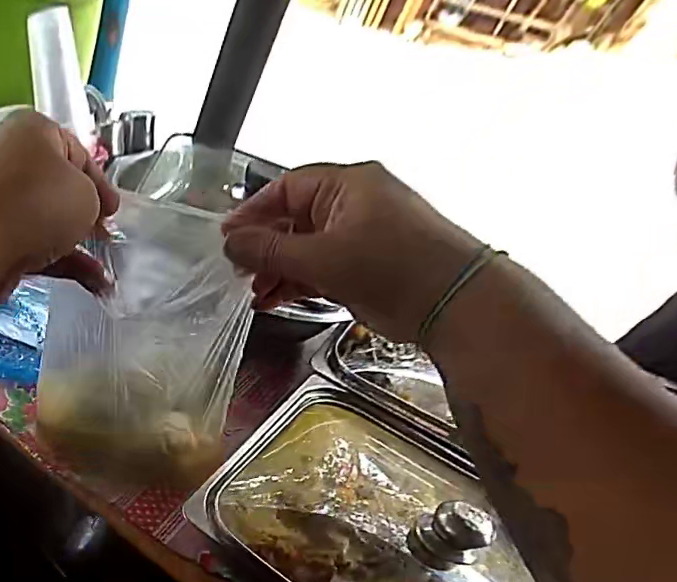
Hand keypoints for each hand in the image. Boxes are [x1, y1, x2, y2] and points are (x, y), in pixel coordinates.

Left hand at [0, 110, 118, 297]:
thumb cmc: (38, 202)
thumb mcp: (87, 194)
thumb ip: (95, 201)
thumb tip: (86, 214)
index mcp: (33, 133)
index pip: (77, 154)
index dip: (101, 184)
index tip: (114, 209)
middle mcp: (13, 163)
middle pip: (60, 192)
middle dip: (87, 219)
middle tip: (106, 237)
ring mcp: (2, 205)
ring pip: (49, 226)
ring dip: (79, 249)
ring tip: (104, 272)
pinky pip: (37, 251)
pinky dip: (63, 265)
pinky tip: (90, 282)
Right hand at [221, 163, 481, 340]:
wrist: (449, 301)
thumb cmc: (395, 266)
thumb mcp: (322, 257)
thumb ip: (271, 251)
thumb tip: (232, 242)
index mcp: (346, 186)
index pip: (286, 188)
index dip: (253, 211)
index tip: (227, 238)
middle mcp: (352, 206)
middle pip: (292, 220)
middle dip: (263, 247)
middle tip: (237, 271)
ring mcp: (358, 237)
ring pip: (303, 248)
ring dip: (276, 270)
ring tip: (255, 293)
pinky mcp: (361, 267)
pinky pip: (317, 269)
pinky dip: (295, 283)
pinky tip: (274, 299)